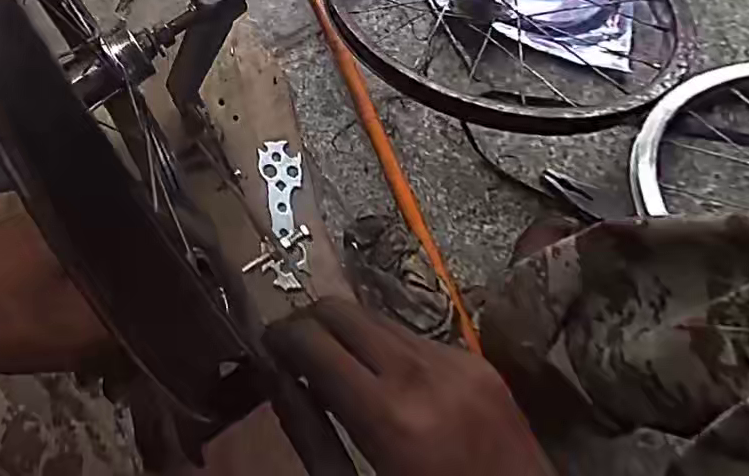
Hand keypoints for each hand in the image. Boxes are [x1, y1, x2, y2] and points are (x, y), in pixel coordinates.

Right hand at [268, 297, 553, 475]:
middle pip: (340, 310)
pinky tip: (391, 385)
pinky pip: (412, 337)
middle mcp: (423, 374)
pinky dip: (387, 350)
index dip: (281, 337)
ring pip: (374, 316)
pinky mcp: (479, 362)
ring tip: (340, 367)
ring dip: (347, 334)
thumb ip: (313, 438)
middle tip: (296, 350)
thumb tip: (276, 380)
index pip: (312, 339)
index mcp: (392, 418)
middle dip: (309, 323)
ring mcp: (457, 362)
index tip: (269, 348)